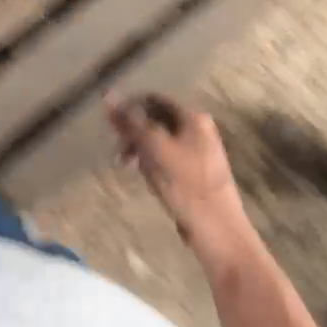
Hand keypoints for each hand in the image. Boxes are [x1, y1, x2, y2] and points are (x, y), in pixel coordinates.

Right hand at [107, 93, 250, 259]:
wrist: (218, 230)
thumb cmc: (186, 185)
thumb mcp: (155, 149)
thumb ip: (131, 123)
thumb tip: (107, 96)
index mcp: (193, 117)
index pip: (153, 99)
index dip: (129, 107)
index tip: (110, 124)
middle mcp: (198, 128)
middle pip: (156, 119)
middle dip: (133, 132)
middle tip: (117, 150)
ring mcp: (198, 151)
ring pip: (160, 140)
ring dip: (140, 149)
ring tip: (126, 165)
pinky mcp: (195, 172)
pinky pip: (167, 158)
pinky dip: (152, 163)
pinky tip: (145, 177)